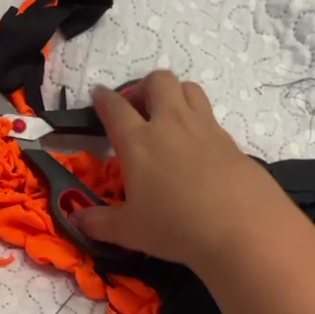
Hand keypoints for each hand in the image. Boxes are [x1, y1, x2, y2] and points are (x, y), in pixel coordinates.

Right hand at [72, 72, 296, 274]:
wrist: (239, 226)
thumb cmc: (173, 226)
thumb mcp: (128, 231)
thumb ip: (98, 223)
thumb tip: (75, 219)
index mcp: (138, 142)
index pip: (115, 108)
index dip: (102, 99)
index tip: (97, 96)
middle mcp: (170, 124)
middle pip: (157, 81)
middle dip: (142, 87)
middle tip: (136, 109)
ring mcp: (203, 127)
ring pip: (187, 88)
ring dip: (172, 94)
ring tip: (165, 118)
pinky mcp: (228, 139)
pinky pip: (208, 114)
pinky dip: (195, 119)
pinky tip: (192, 147)